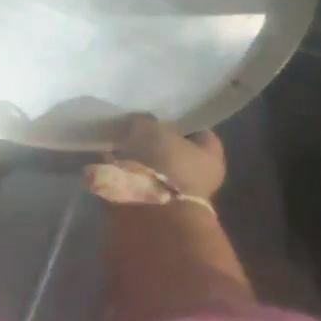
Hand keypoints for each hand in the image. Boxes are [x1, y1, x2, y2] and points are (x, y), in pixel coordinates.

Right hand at [106, 116, 225, 199]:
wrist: (148, 205)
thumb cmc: (163, 163)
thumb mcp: (152, 130)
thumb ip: (147, 121)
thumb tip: (141, 121)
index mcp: (210, 155)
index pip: (201, 132)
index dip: (182, 122)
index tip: (161, 114)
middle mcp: (199, 173)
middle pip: (177, 150)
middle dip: (157, 140)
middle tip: (134, 127)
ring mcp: (176, 188)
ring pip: (155, 164)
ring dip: (139, 156)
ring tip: (117, 142)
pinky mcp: (152, 198)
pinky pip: (138, 177)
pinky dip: (126, 170)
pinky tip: (110, 160)